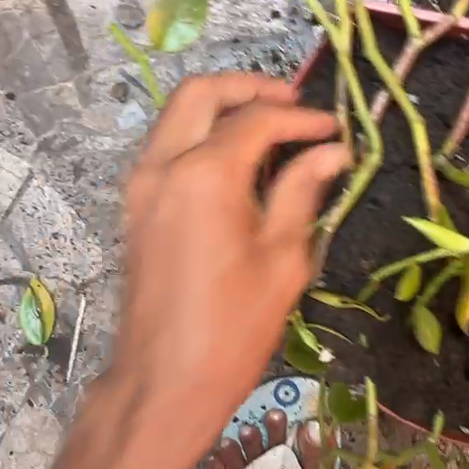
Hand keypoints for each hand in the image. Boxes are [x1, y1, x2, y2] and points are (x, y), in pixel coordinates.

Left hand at [99, 74, 349, 468]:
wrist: (164, 380)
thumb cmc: (232, 328)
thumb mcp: (282, 259)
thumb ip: (302, 191)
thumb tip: (331, 152)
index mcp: (203, 175)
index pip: (257, 120)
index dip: (301, 119)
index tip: (334, 130)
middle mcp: (163, 165)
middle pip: (202, 93)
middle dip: (249, 87)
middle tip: (293, 103)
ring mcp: (141, 184)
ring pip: (177, 114)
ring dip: (222, 108)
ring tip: (270, 127)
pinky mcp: (135, 205)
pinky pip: (167, 145)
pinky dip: (200, 134)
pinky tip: (237, 159)